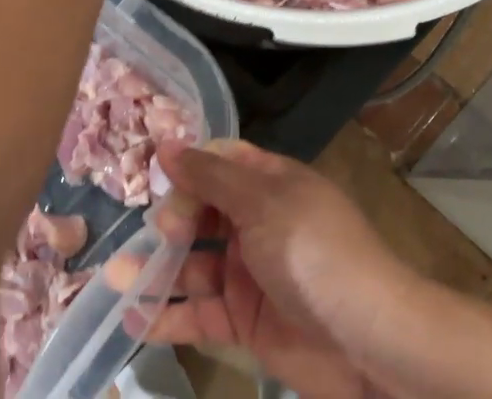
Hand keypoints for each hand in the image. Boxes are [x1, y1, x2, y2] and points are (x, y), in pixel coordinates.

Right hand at [130, 141, 422, 397]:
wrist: (375, 346)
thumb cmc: (317, 256)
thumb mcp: (264, 203)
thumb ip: (210, 176)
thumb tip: (165, 144)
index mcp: (269, 187)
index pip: (217, 166)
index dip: (187, 171)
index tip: (153, 179)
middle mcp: (256, 226)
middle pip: (198, 216)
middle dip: (166, 224)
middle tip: (154, 235)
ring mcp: (250, 277)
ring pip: (191, 267)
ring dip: (155, 271)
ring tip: (116, 278)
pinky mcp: (246, 324)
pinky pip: (200, 316)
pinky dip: (167, 317)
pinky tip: (134, 318)